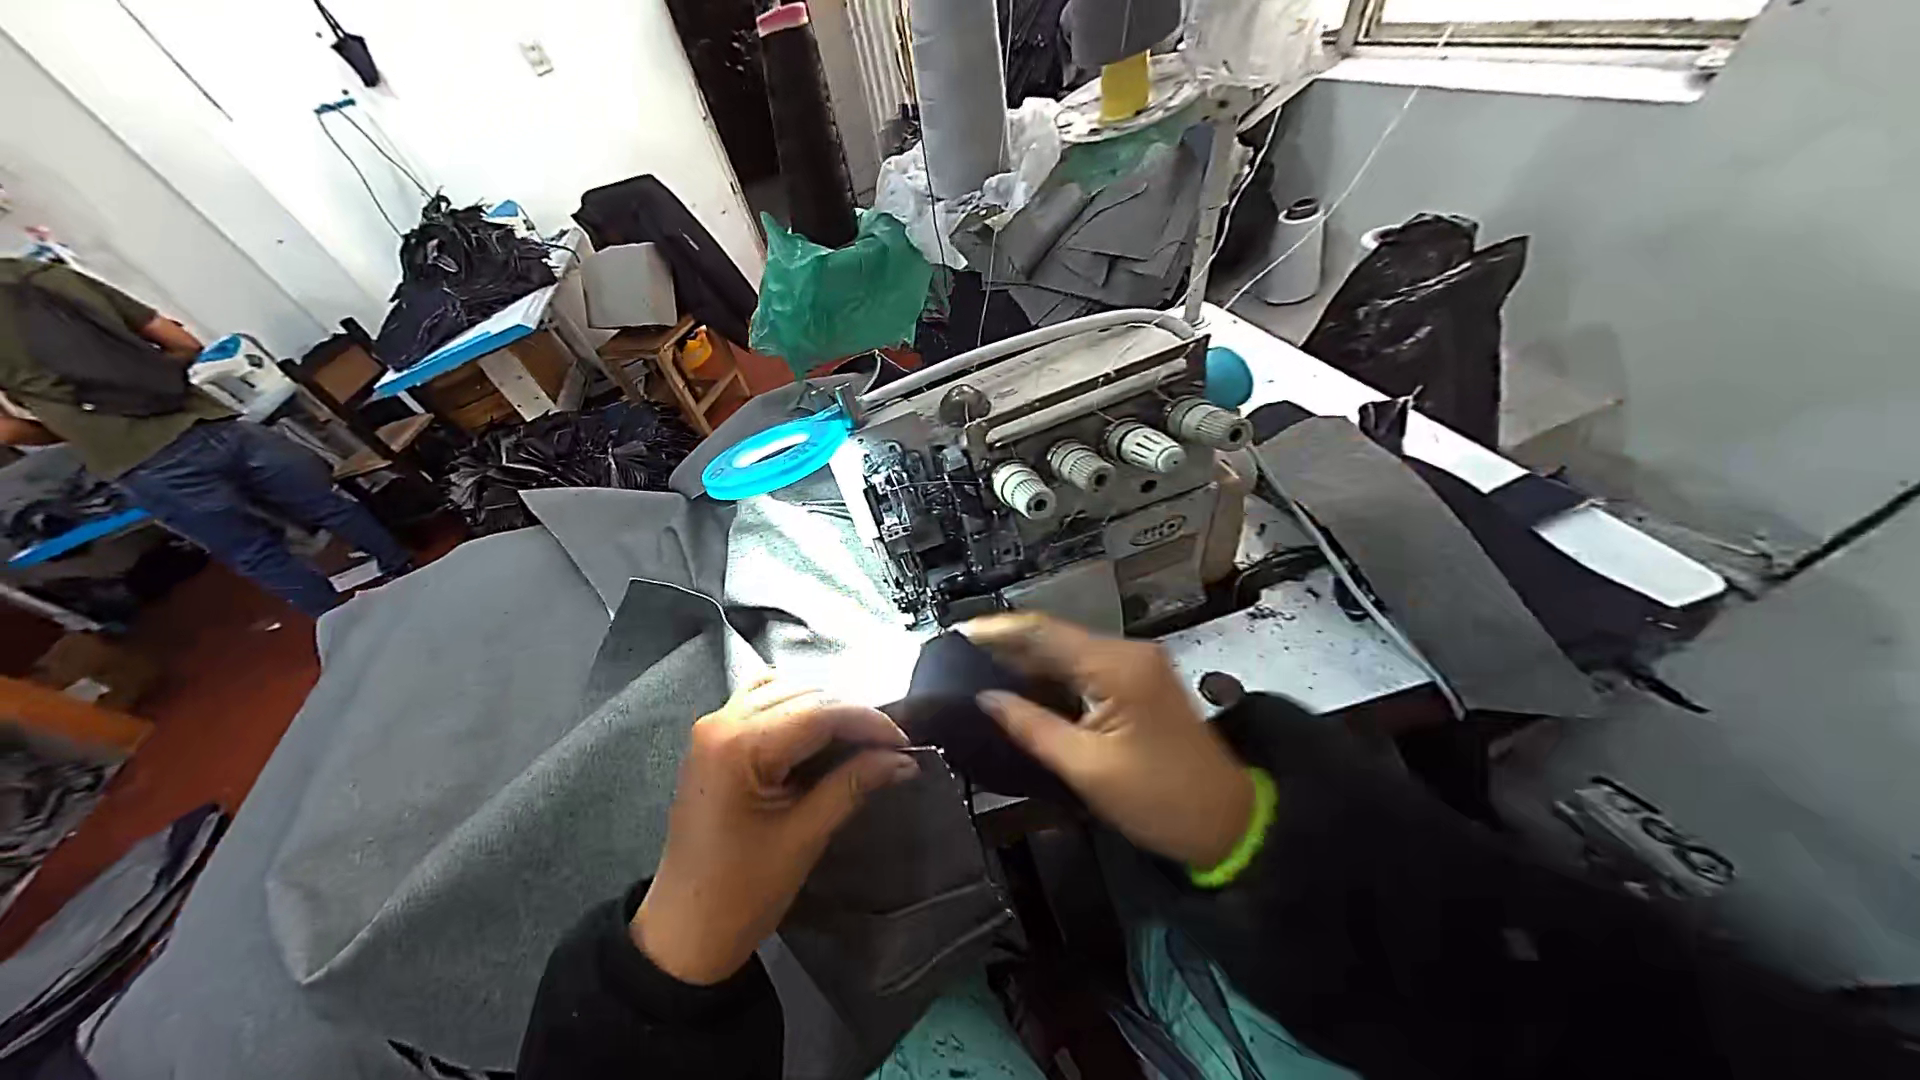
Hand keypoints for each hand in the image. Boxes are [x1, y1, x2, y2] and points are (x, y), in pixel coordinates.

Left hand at [632, 675, 918, 983]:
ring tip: (856, 741)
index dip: (868, 722)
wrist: (685, 930)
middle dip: (850, 715)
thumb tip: (903, 759)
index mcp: (739, 746)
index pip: (820, 713)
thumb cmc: (742, 891)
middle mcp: (721, 722)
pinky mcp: (714, 738)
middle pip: (804, 696)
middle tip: (885, 748)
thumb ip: (853, 784)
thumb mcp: (805, 836)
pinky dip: (794, 707)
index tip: (904, 743)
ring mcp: (713, 726)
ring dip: (825, 709)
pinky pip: (762, 700)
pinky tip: (814, 731)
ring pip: (785, 690)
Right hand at [962, 615, 1253, 868]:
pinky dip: (1052, 674)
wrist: (1227, 822)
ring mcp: (1136, 665)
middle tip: (960, 657)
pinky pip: (1084, 668)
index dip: (996, 631)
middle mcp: (1127, 652)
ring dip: (1027, 660)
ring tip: (979, 669)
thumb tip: (986, 699)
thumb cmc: (1160, 800)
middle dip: (1007, 645)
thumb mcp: (1086, 767)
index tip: (957, 636)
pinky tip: (1022, 685)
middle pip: (1054, 636)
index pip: (1042, 631)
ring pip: (1067, 651)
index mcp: (1116, 666)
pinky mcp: (1138, 682)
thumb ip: (1031, 726)